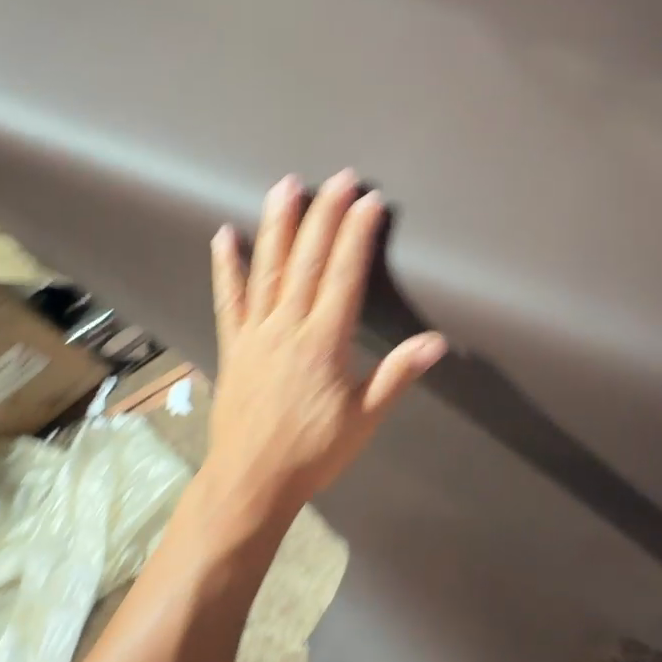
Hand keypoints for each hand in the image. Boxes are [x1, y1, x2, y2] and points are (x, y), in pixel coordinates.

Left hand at [203, 170, 445, 524]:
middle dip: (325, 216)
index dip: (357, 236)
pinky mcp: (233, 346)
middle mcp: (287, 328)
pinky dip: (227, 267)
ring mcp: (255, 334)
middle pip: (308, 261)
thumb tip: (436, 342)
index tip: (368, 202)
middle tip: (338, 179)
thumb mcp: (365, 418)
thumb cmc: (314, 452)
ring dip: (278, 225)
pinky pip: (229, 299)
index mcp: (324, 343)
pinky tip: (225, 236)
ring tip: (286, 186)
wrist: (251, 482)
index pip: (344, 277)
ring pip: (268, 270)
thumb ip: (397, 375)